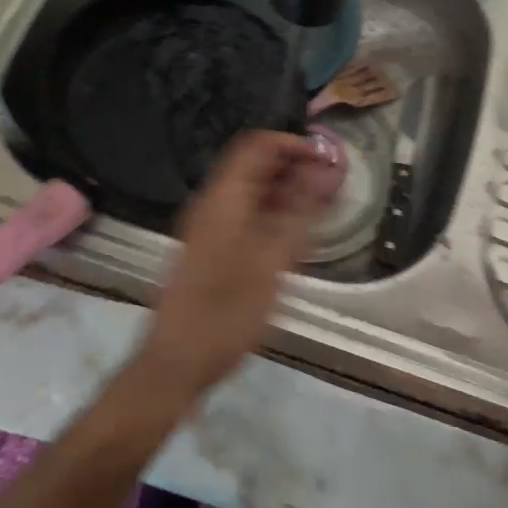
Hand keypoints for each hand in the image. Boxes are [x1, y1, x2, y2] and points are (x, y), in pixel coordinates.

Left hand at [139, 131, 341, 392]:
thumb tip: (328, 169)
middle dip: (295, 166)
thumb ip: (302, 210)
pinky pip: (245, 214)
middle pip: (255, 165)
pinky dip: (272, 213)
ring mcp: (209, 226)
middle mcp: (213, 203)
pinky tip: (296, 233)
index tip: (328, 158)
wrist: (175, 364)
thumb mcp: (273, 261)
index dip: (295, 143)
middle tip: (332, 183)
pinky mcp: (211, 249)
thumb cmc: (225, 313)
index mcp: (223, 197)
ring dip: (286, 191)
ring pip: (251, 191)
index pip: (258, 144)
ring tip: (322, 206)